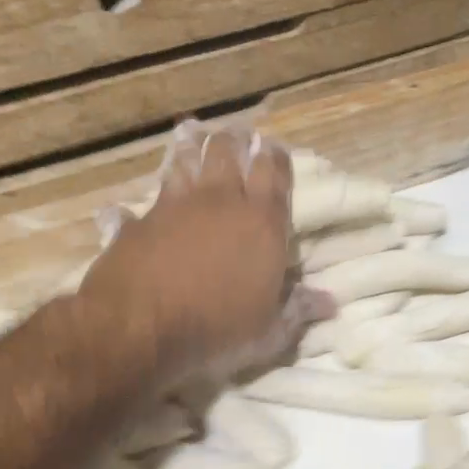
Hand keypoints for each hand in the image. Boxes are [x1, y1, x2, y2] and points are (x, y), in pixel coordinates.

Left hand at [82, 122, 333, 383]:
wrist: (139, 327)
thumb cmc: (220, 329)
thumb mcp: (270, 331)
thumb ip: (299, 310)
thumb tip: (330, 302)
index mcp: (263, 223)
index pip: (274, 173)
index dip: (275, 157)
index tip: (274, 148)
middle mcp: (221, 202)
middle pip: (227, 152)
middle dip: (234, 142)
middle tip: (237, 138)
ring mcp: (175, 206)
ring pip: (186, 161)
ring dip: (192, 150)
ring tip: (194, 141)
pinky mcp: (138, 221)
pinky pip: (146, 199)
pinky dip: (149, 199)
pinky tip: (138, 205)